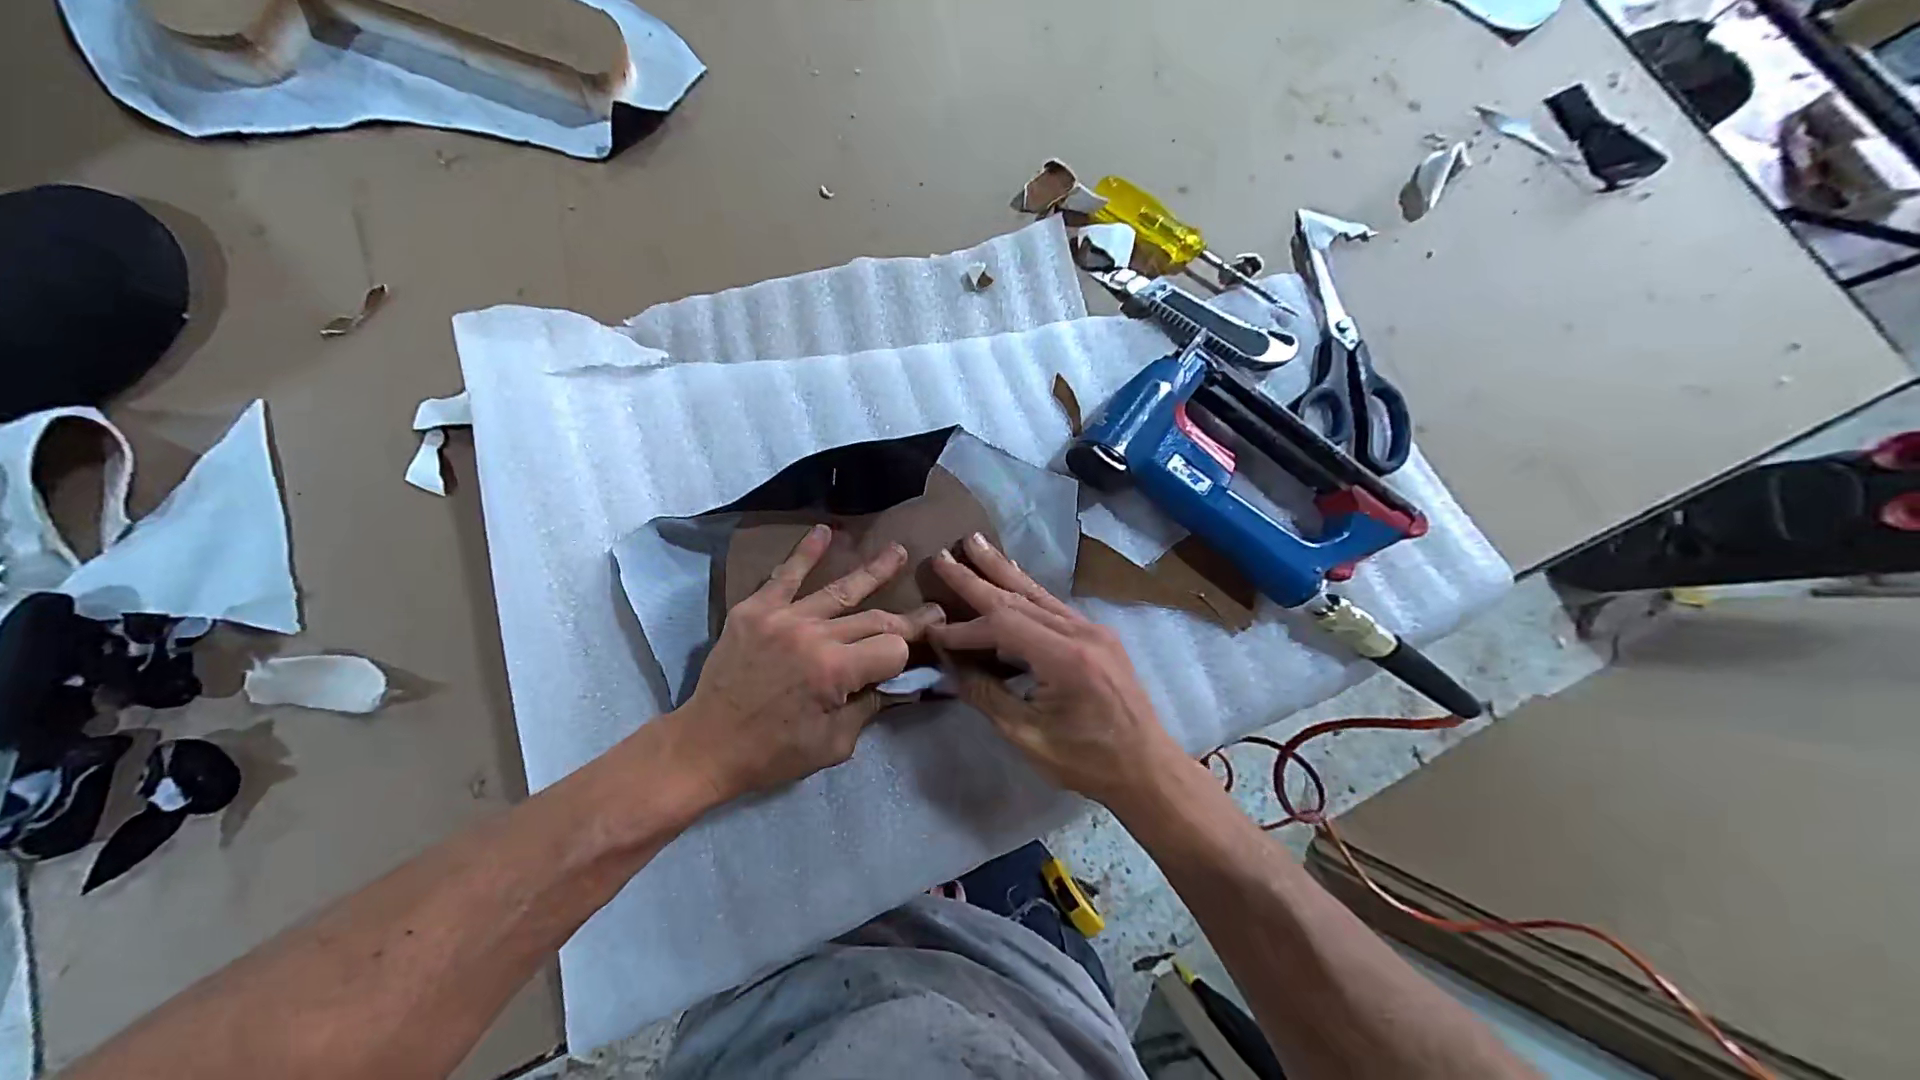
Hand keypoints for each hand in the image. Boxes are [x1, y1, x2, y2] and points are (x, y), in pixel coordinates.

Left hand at [675, 525, 943, 799]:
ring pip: (840, 589)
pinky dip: (805, 552)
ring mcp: (783, 617)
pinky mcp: (755, 610)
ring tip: (897, 552)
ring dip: (874, 571)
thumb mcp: (835, 743)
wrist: (707, 744)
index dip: (907, 658)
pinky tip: (824, 531)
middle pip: (875, 619)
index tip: (916, 660)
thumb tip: (902, 681)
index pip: (892, 649)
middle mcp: (814, 635)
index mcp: (835, 671)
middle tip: (932, 610)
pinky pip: (784, 575)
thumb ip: (872, 705)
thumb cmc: (774, 752)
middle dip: (908, 619)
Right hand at [927, 533, 1190, 809]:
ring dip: (1001, 570)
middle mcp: (1081, 632)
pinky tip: (1012, 574)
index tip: (932, 631)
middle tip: (942, 556)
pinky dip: (1026, 589)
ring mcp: (1093, 629)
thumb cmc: (1087, 761)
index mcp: (1066, 658)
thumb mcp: (1028, 736)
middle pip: (1018, 597)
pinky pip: (1053, 605)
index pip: (1003, 626)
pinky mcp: (1098, 635)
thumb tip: (951, 667)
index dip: (964, 628)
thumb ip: (987, 695)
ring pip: (1037, 593)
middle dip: (977, 578)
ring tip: (974, 543)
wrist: (1147, 767)